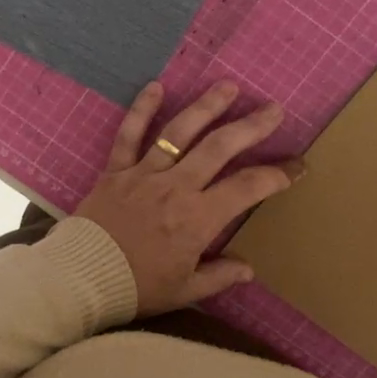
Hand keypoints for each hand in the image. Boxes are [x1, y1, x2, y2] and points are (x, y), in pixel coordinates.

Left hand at [75, 81, 301, 315]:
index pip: (246, 188)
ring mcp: (144, 174)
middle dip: (250, 126)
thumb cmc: (135, 287)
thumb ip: (218, 277)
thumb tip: (248, 269)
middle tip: (273, 109)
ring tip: (228, 88)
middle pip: (219, 147)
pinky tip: (155, 86)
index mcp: (198, 219)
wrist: (80, 279)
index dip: (276, 175)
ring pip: (179, 132)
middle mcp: (175, 187)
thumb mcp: (183, 291)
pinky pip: (129, 134)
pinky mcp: (115, 170)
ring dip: (206, 107)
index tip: (296, 167)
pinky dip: (141, 109)